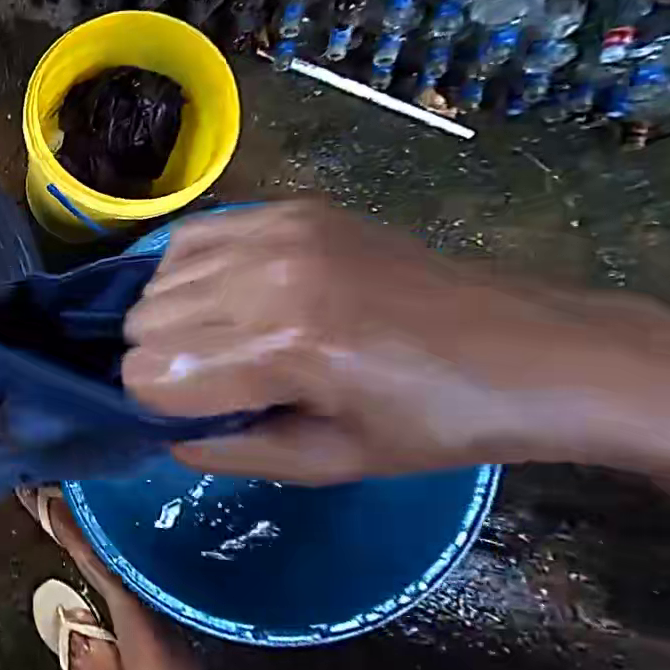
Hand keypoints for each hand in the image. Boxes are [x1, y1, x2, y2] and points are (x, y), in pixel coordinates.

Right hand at [123, 202, 669, 482]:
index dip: (159, 405)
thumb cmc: (433, 424)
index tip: (198, 415)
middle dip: (163, 362)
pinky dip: (192, 271)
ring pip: (159, 277)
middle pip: (144, 321)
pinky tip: (230, 293)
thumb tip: (167, 432)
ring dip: (175, 317)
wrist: (524, 349)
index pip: (146, 372)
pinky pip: (196, 235)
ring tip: (226, 337)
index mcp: (283, 349)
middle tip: (215, 381)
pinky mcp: (294, 207)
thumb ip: (230, 450)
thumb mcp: (328, 462)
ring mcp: (280, 229)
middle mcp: (267, 275)